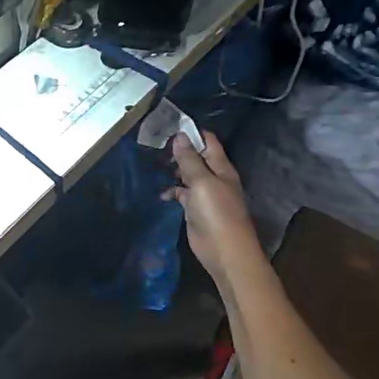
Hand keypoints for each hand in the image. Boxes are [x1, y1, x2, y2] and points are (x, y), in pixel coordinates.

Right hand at [167, 130, 259, 282]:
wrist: (225, 252)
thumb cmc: (217, 213)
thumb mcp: (202, 182)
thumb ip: (190, 160)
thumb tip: (180, 136)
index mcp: (221, 167)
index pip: (208, 141)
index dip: (192, 132)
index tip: (170, 125)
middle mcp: (214, 177)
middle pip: (197, 157)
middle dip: (179, 150)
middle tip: (155, 144)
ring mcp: (205, 195)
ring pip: (188, 175)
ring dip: (174, 170)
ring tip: (153, 164)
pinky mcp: (195, 210)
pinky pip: (183, 195)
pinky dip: (172, 192)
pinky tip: (161, 193)